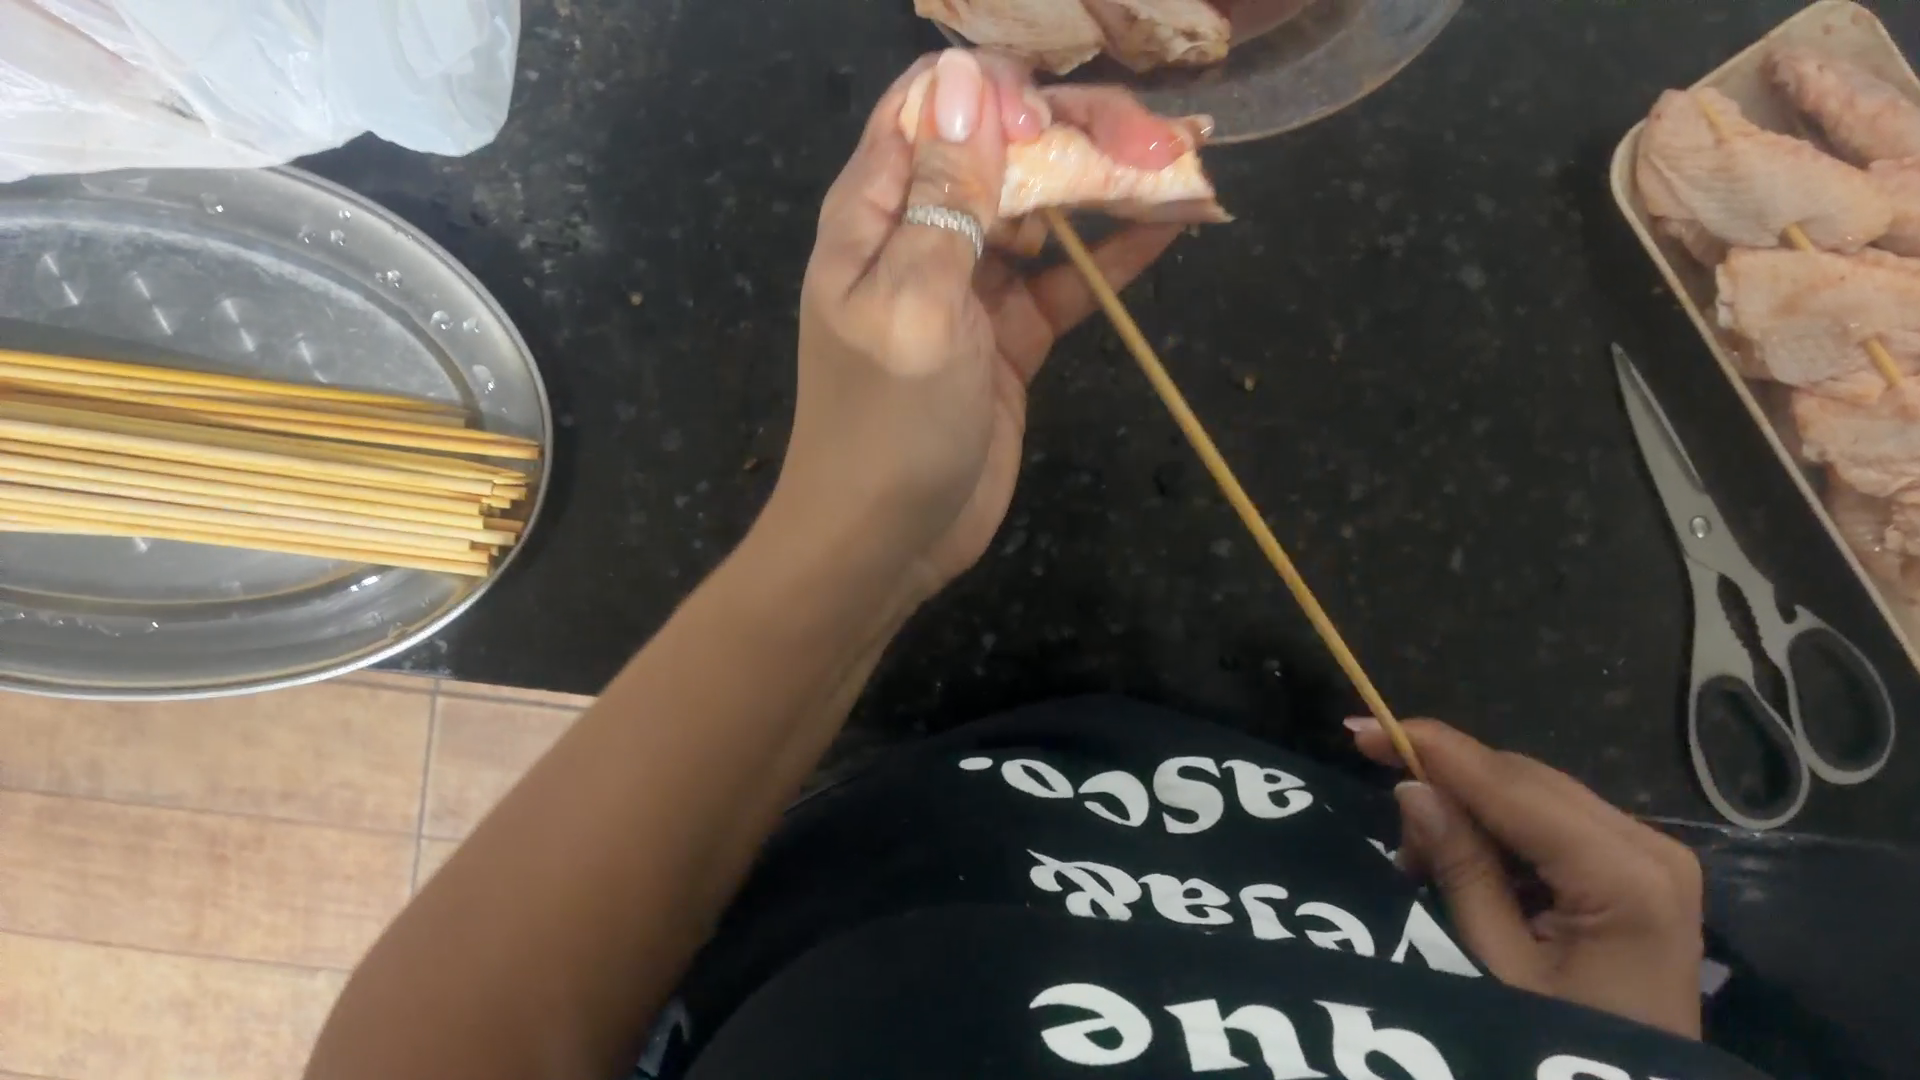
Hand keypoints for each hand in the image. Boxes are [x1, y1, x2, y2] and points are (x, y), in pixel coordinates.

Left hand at [766, 50, 1186, 599]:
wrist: (886, 539)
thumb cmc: (886, 424)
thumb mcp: (913, 302)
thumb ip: (944, 198)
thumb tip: (966, 80)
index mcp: (875, 215)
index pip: (931, 108)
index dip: (997, 96)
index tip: (1056, 126)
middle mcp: (920, 238)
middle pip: (1001, 154)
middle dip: (1077, 135)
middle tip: (1161, 139)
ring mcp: (969, 289)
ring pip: (1043, 214)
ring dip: (1108, 190)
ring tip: (1186, 169)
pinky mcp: (1009, 339)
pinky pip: (1065, 282)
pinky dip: (1112, 257)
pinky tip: (1171, 227)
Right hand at [1350, 718, 1704, 1038]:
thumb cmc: (1564, 1045)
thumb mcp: (1496, 965)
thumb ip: (1460, 868)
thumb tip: (1413, 789)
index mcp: (1620, 873)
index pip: (1507, 782)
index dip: (1429, 747)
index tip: (1360, 729)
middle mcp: (1645, 845)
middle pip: (1519, 778)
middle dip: (1443, 784)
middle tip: (1391, 828)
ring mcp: (1647, 852)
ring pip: (1528, 791)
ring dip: (1464, 808)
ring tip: (1422, 862)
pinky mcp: (1636, 865)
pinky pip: (1547, 817)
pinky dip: (1494, 827)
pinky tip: (1464, 863)